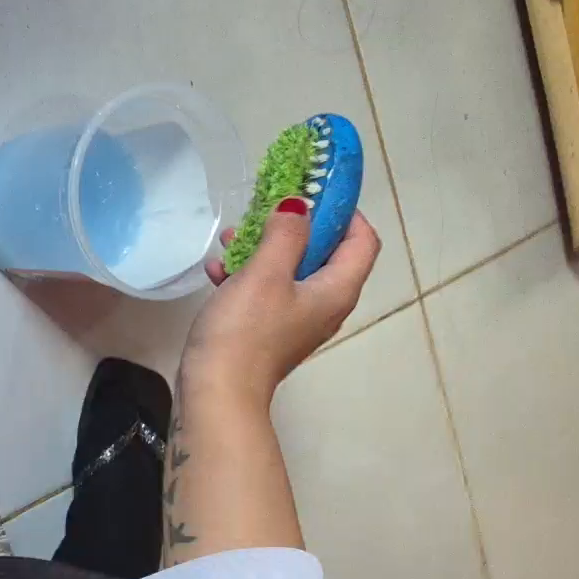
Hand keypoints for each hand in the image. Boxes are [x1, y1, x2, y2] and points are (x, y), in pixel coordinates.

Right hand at [181, 199, 380, 408]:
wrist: (218, 386)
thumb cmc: (245, 329)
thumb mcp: (263, 275)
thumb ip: (284, 236)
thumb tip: (298, 204)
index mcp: (336, 289)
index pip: (361, 241)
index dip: (345, 213)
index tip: (314, 193)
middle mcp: (324, 303)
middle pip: (322, 255)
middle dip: (293, 230)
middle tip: (262, 214)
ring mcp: (294, 319)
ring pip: (288, 272)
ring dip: (263, 251)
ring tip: (229, 241)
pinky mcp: (266, 329)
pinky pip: (265, 292)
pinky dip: (246, 276)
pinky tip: (217, 272)